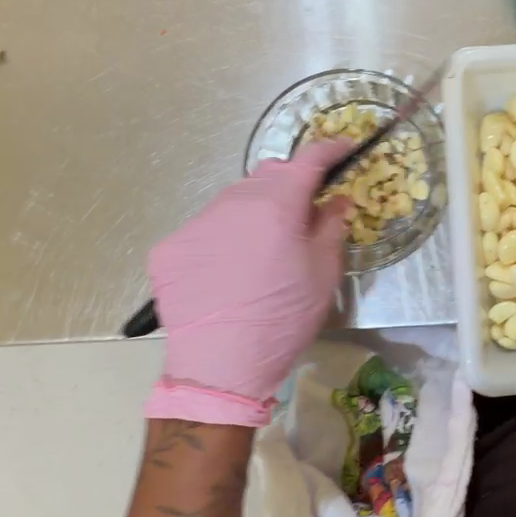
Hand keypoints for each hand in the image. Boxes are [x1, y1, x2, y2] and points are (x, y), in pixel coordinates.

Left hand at [143, 139, 354, 427]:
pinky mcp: (171, 247)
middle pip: (269, 175)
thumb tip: (336, 199)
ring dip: (256, 210)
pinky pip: (207, 227)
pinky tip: (231, 269)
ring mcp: (197, 222)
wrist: (220, 367)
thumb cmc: (284, 319)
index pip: (309, 159)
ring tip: (265, 247)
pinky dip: (226, 236)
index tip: (344, 149)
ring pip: (235, 200)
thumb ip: (331, 226)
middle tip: (306, 211)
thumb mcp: (323, 273)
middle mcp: (234, 202)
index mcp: (277, 204)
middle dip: (292, 183)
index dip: (331, 149)